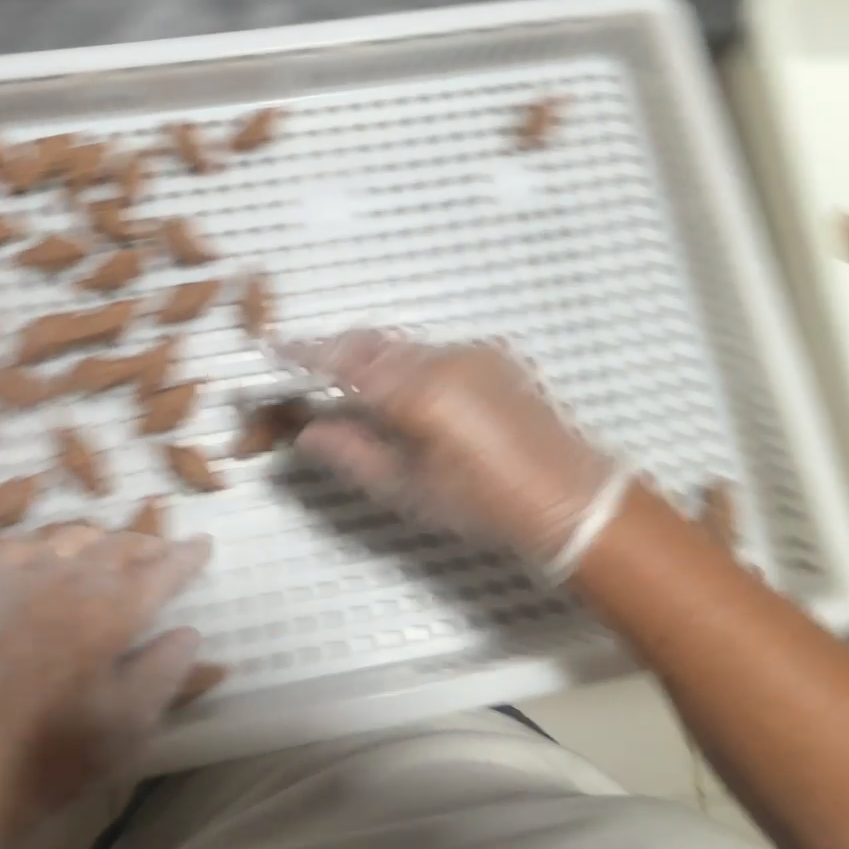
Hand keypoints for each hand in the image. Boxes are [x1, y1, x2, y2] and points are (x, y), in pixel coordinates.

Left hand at [0, 529, 211, 848]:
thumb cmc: (50, 752)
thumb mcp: (126, 725)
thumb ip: (164, 672)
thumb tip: (189, 632)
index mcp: (112, 611)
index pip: (162, 571)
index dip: (186, 556)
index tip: (203, 543)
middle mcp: (73, 581)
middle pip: (121, 546)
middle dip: (149, 545)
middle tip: (164, 552)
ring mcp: (25, 579)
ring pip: (76, 538)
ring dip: (104, 541)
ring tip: (115, 552)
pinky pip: (26, 549)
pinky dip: (49, 548)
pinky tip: (51, 562)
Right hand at [283, 331, 624, 575]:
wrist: (572, 497)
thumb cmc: (485, 505)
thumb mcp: (409, 489)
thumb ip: (352, 453)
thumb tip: (307, 432)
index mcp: (418, 392)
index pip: (345, 361)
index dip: (305, 354)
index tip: (276, 351)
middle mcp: (443, 359)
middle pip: (373, 343)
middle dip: (337, 353)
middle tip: (311, 373)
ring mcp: (472, 353)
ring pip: (405, 345)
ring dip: (375, 359)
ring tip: (360, 391)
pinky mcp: (493, 356)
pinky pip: (435, 351)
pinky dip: (410, 364)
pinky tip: (413, 397)